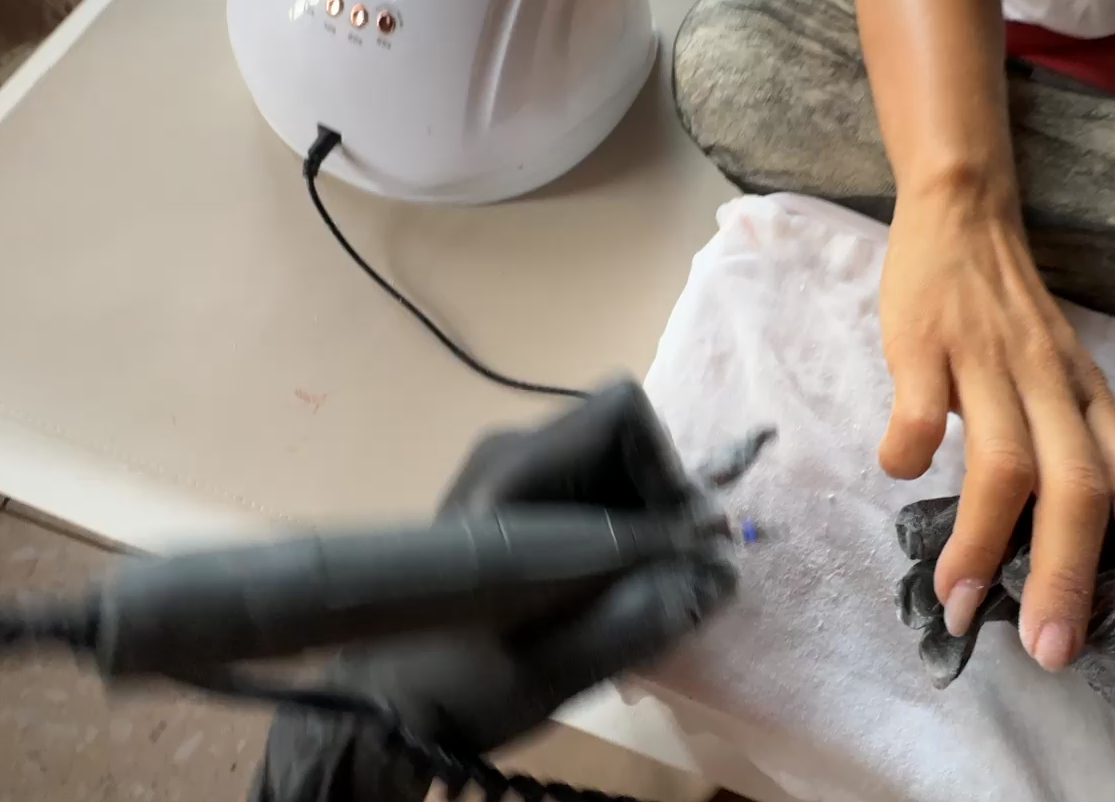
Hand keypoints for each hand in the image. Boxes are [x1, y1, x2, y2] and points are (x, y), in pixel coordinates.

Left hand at [253, 382, 738, 801]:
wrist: (390, 701)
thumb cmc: (466, 684)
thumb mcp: (563, 662)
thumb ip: (648, 611)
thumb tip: (724, 569)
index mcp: (514, 473)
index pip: (622, 412)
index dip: (665, 465)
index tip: (674, 538)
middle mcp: (512, 448)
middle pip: (622, 433)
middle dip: (657, 493)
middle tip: (661, 565)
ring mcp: (509, 463)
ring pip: (612, 456)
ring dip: (640, 510)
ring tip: (630, 578)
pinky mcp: (513, 486)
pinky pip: (590, 477)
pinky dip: (617, 517)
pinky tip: (602, 574)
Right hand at [876, 185, 1114, 681]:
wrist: (963, 212)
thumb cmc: (1004, 300)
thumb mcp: (1052, 367)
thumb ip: (1057, 435)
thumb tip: (1037, 532)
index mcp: (1087, 393)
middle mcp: (1051, 382)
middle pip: (1080, 487)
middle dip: (1069, 578)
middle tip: (1050, 654)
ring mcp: (987, 360)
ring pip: (1005, 462)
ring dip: (983, 541)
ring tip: (956, 600)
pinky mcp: (927, 340)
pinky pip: (922, 409)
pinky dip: (909, 451)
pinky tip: (897, 469)